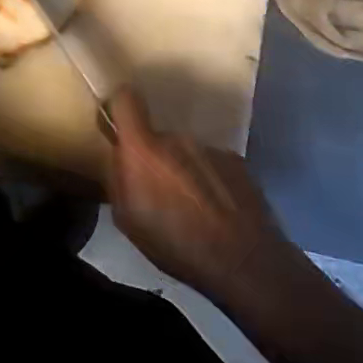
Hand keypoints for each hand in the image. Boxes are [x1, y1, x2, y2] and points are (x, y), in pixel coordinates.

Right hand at [106, 89, 292, 301]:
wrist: (244, 262)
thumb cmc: (176, 243)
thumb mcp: (127, 220)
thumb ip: (117, 179)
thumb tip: (118, 158)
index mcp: (144, 149)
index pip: (125, 100)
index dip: (118, 107)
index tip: (118, 127)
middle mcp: (177, 138)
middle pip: (158, 136)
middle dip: (155, 158)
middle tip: (160, 193)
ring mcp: (210, 148)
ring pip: (186, 153)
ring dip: (183, 172)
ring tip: (192, 208)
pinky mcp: (237, 162)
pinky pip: (211, 165)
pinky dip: (210, 181)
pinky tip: (216, 211)